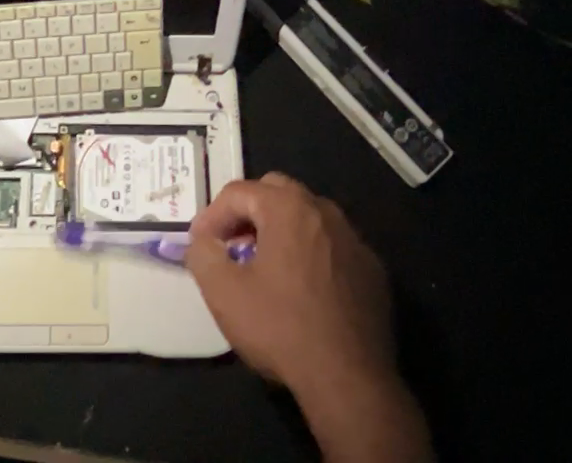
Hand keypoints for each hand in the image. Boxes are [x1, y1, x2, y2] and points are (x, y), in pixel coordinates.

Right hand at [186, 172, 397, 392]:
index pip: (238, 192)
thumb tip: (202, 241)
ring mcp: (354, 239)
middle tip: (231, 245)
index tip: (199, 245)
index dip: (211, 215)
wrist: (349, 379)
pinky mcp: (372, 269)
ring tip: (264, 266)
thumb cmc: (281, 327)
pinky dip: (310, 253)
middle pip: (276, 192)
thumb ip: (202, 254)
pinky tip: (302, 289)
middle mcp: (325, 212)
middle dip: (248, 213)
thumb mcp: (223, 291)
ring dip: (280, 230)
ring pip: (308, 217)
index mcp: (288, 208)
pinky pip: (332, 245)